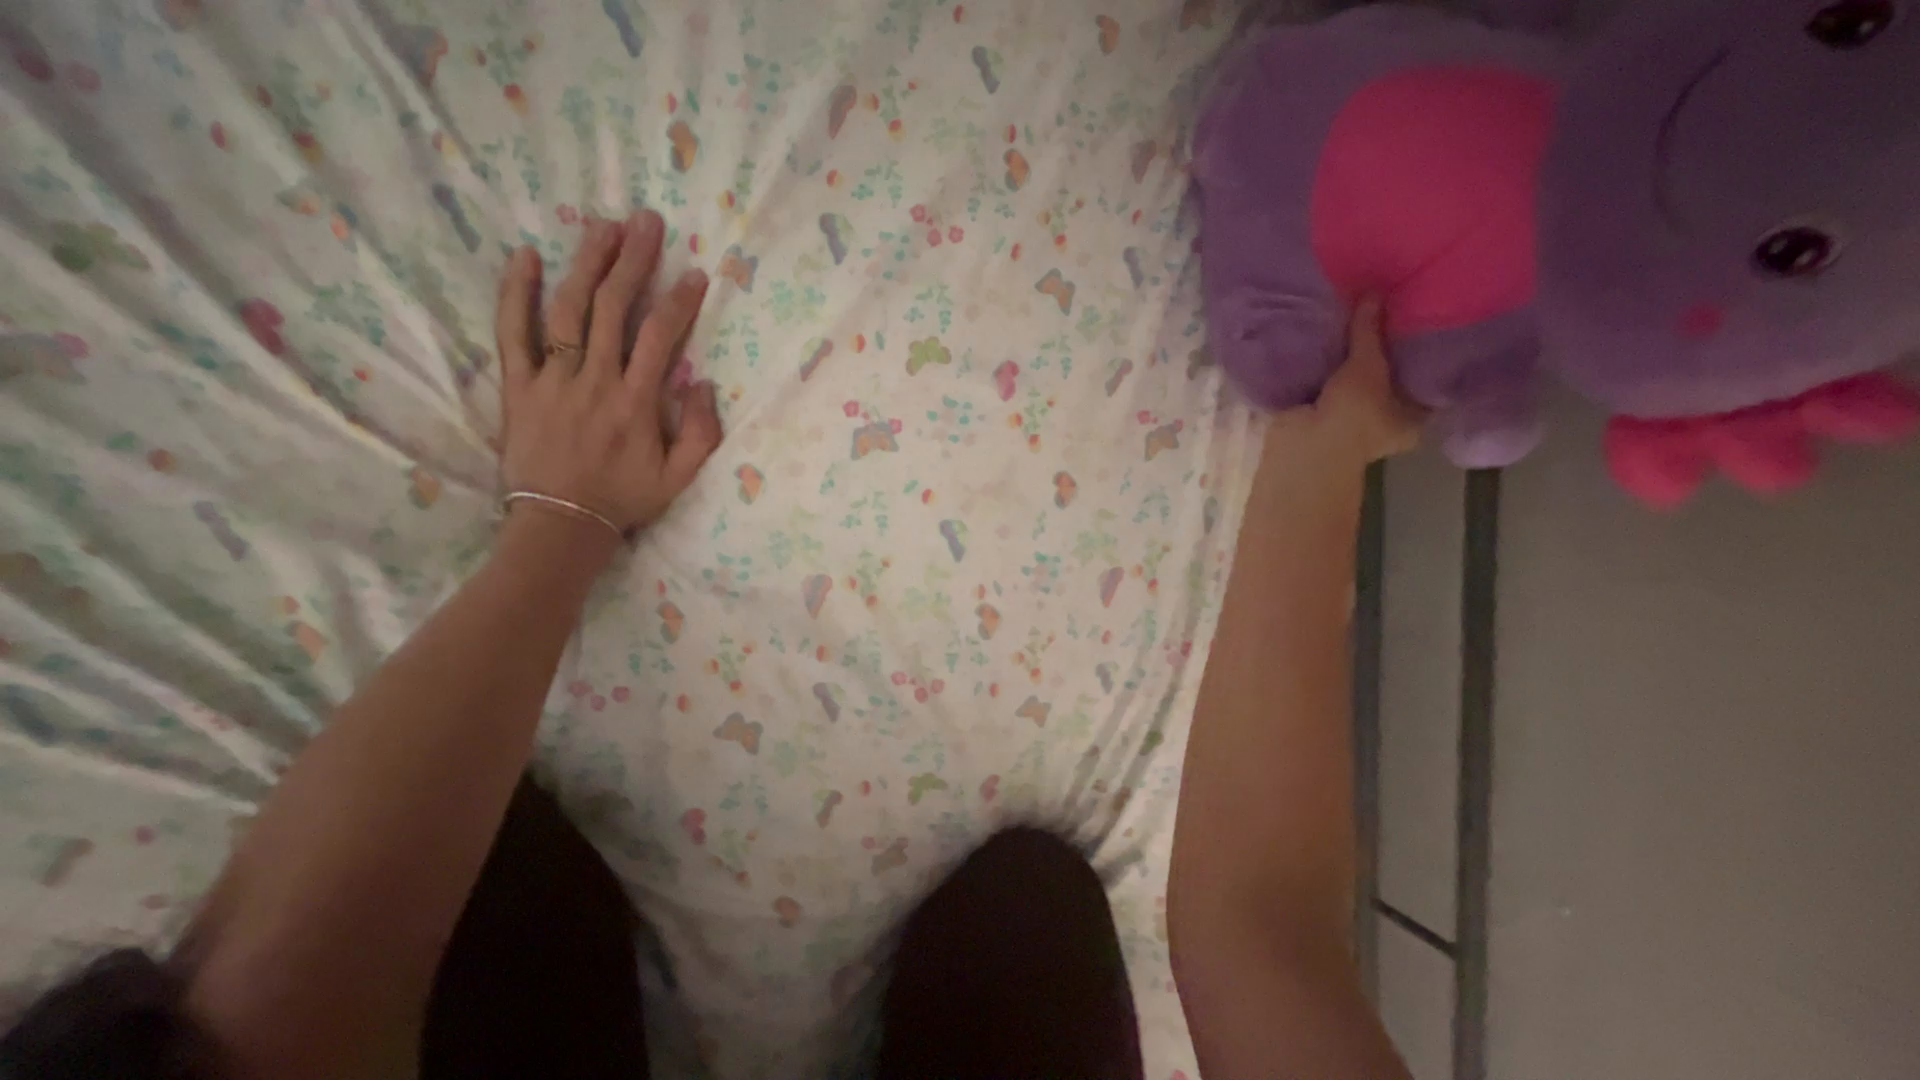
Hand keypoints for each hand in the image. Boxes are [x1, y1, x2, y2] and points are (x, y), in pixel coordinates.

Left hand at [494, 211, 723, 546]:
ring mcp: (552, 380)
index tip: (695, 274)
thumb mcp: (679, 479)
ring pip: (569, 308)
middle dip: (634, 260)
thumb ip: (701, 434)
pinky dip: (516, 293)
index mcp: (636, 403)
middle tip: (648, 223)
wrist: (559, 525)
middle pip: (613, 307)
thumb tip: (704, 384)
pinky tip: (526, 256)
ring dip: (587, 263)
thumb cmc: (623, 500)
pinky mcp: (518, 385)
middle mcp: (595, 381)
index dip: (680, 300)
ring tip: (604, 227)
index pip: (661, 336)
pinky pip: (512, 333)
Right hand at [1266, 297, 1424, 465]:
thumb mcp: (1368, 365)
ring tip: (1352, 320)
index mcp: (1412, 420)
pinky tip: (1324, 342)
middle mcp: (1385, 423)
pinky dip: (1324, 371)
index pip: (1423, 381)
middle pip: (1386, 379)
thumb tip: (1374, 292)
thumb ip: (1370, 330)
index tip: (1418, 320)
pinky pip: (1327, 387)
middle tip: (1383, 312)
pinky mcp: (1320, 418)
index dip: (1420, 352)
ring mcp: (1351, 423)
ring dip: (1350, 361)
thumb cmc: (1353, 414)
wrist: (1303, 448)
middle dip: (1380, 352)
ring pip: (1354, 383)